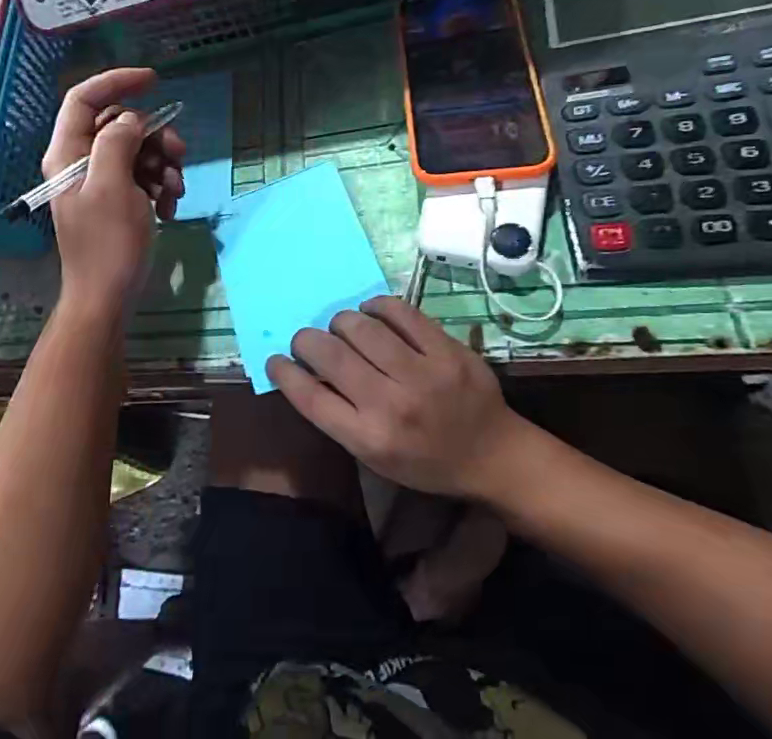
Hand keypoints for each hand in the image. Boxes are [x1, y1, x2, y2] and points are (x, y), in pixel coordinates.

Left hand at [43, 68, 185, 308]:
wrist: (107, 297)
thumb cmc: (108, 244)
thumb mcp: (112, 187)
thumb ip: (117, 142)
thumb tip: (131, 120)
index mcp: (68, 153)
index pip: (84, 98)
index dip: (117, 82)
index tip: (155, 81)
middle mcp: (80, 162)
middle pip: (120, 124)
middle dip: (154, 135)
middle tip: (178, 155)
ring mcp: (100, 182)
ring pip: (137, 150)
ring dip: (163, 165)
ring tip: (174, 191)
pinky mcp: (117, 200)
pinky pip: (142, 176)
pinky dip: (160, 185)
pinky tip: (169, 207)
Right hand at [268, 297, 529, 497]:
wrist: (494, 455)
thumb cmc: (426, 463)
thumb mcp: (374, 457)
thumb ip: (337, 415)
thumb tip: (303, 371)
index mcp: (369, 438)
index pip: (309, 396)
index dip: (283, 371)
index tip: (277, 359)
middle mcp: (391, 404)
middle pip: (328, 354)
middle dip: (306, 340)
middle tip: (308, 341)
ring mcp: (423, 373)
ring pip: (360, 326)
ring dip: (340, 322)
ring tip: (342, 328)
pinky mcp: (447, 350)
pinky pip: (400, 312)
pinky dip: (376, 307)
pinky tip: (372, 313)